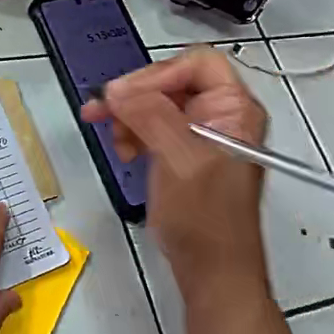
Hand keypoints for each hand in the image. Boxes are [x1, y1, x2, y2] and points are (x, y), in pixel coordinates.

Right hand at [81, 46, 270, 295]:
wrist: (211, 268)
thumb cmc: (205, 219)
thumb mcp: (179, 160)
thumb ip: (151, 116)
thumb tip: (116, 90)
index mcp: (234, 110)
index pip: (196, 65)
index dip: (156, 75)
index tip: (122, 98)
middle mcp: (220, 116)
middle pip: (171, 82)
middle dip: (133, 96)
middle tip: (99, 112)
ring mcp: (201, 136)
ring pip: (156, 104)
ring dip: (128, 117)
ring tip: (115, 140)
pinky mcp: (182, 153)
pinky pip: (151, 127)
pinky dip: (131, 133)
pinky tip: (125, 151)